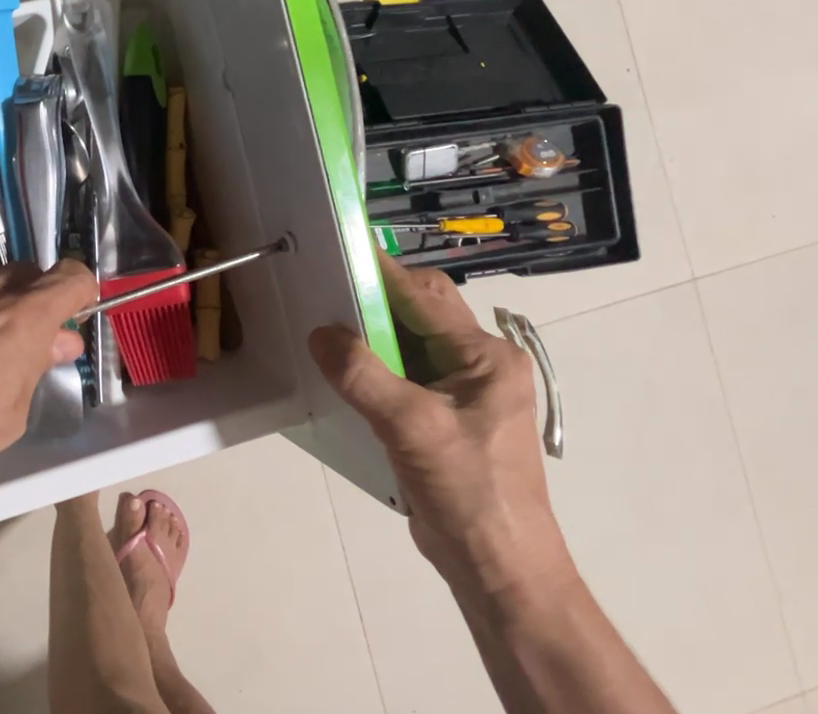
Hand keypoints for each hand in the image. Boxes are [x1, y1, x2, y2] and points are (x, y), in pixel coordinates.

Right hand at [308, 251, 572, 599]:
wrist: (497, 566)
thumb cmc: (467, 490)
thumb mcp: (411, 426)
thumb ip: (362, 374)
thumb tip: (319, 333)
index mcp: (485, 358)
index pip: (426, 297)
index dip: (381, 273)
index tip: (336, 251)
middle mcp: (477, 366)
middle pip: (418, 315)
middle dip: (370, 302)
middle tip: (320, 291)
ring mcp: (460, 394)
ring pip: (406, 346)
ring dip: (368, 337)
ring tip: (320, 326)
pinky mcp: (442, 420)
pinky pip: (401, 377)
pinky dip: (371, 368)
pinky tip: (339, 372)